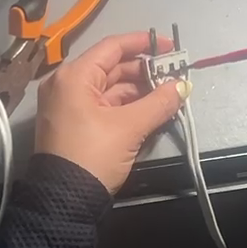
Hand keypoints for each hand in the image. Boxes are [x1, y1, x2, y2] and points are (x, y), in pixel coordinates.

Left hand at [35, 32, 188, 194]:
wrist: (64, 203)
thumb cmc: (93, 156)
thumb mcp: (129, 128)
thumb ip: (159, 103)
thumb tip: (182, 86)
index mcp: (74, 76)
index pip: (112, 47)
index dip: (142, 44)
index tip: (168, 46)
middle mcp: (67, 84)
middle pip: (111, 67)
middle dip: (144, 71)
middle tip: (174, 76)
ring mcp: (68, 104)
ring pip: (110, 87)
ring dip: (138, 90)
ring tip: (168, 94)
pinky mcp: (74, 123)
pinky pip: (104, 104)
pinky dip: (126, 105)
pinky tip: (150, 108)